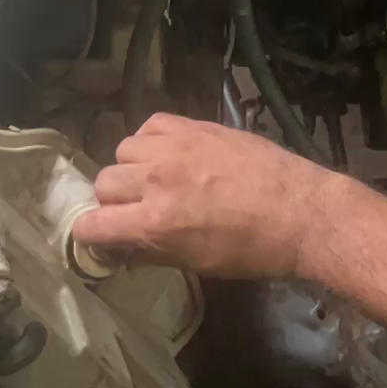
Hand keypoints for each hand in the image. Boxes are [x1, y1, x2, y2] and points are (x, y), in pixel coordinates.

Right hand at [72, 112, 345, 278]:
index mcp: (156, 222)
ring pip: (123, 149)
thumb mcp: (196, 263)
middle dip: (112, 199)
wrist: (297, 209)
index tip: (96, 234)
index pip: (93, 223)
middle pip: (104, 181)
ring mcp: (175, 147)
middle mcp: (157, 179)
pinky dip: (151, 139)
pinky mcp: (194, 124)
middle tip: (133, 207)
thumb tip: (120, 249)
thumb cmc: (250, 248)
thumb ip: (151, 251)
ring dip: (132, 166)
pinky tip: (167, 152)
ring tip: (153, 176)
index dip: (89, 232)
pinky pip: (150, 124)